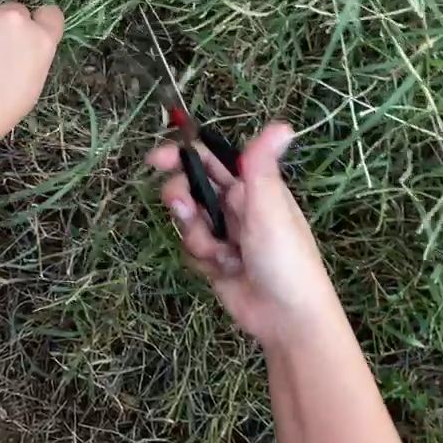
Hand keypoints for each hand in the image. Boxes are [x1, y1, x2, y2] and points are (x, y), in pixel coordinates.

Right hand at [148, 123, 338, 345]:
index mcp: (252, 187)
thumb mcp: (270, 207)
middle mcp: (236, 206)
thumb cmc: (284, 257)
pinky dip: (201, 258)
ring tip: (221, 254)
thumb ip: (261, 165)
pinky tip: (223, 270)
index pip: (209, 159)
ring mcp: (224, 233)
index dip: (181, 156)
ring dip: (197, 236)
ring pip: (188, 220)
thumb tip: (282, 124)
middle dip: (182, 199)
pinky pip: (190, 247)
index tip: (155, 161)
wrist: (287, 318)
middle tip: (184, 211)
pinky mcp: (214, 259)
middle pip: (191, 187)